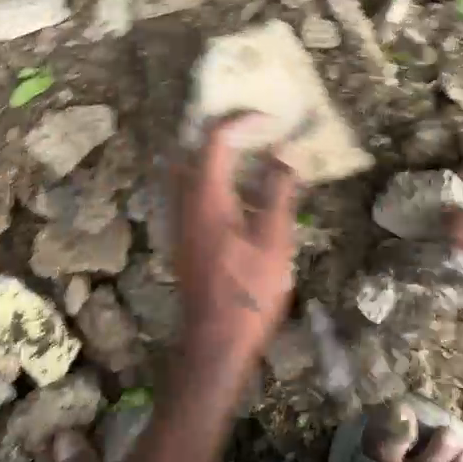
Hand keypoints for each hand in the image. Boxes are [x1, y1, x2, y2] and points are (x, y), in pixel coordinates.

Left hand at [173, 114, 299, 368]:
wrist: (213, 342)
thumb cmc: (247, 292)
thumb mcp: (273, 241)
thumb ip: (277, 193)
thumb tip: (284, 156)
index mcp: (206, 195)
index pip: (215, 138)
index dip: (242, 120)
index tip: (272, 119)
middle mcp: (184, 200)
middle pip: (193, 147)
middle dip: (222, 130)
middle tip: (255, 129)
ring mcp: (178, 220)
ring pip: (188, 169)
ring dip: (215, 154)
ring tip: (251, 156)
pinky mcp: (182, 237)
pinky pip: (190, 190)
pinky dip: (211, 178)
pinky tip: (240, 195)